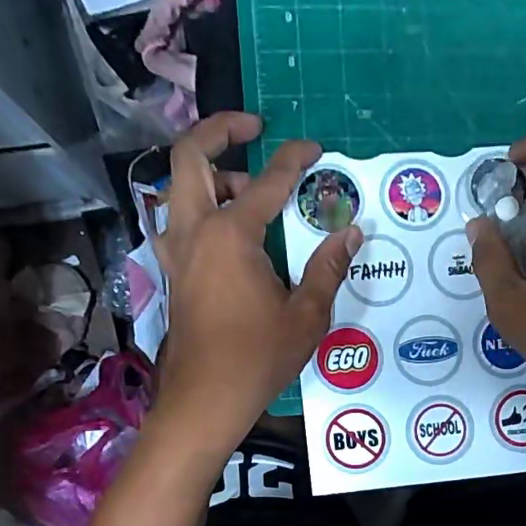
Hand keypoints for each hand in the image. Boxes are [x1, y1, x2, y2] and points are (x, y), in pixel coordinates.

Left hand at [149, 112, 358, 451]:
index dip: (295, 159)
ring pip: (181, 187)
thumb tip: (352, 232)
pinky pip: (182, 218)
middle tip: (253, 128)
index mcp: (230, 234)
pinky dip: (204, 205)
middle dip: (220, 130)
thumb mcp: (307, 315)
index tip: (314, 148)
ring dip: (212, 173)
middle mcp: (195, 230)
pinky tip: (234, 230)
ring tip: (251, 190)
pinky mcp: (174, 270)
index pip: (267, 181)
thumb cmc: (259, 356)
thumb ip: (329, 268)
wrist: (207, 397)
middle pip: (190, 156)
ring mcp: (177, 249)